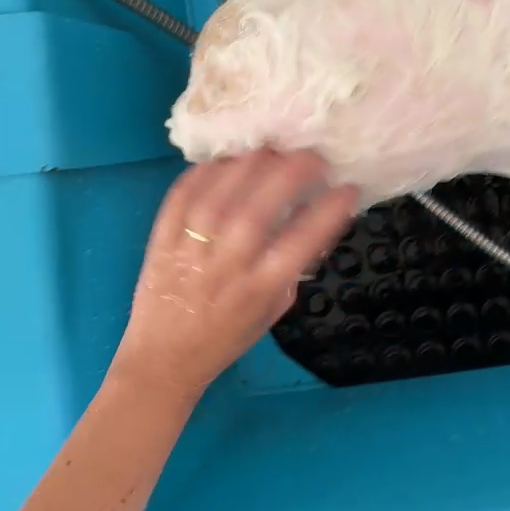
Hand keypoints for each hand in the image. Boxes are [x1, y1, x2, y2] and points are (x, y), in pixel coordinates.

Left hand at [113, 150, 358, 399]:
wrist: (162, 362)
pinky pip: (180, 198)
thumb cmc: (227, 337)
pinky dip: (203, 173)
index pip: (299, 245)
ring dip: (248, 166)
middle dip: (288, 177)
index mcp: (258, 290)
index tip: (348, 188)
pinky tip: (225, 158)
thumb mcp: (273, 310)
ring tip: (272, 148)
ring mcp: (189, 253)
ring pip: (217, 199)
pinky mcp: (161, 242)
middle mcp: (224, 269)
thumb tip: (318, 222)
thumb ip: (293, 268)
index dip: (327, 212)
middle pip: (256, 213)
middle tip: (312, 155)